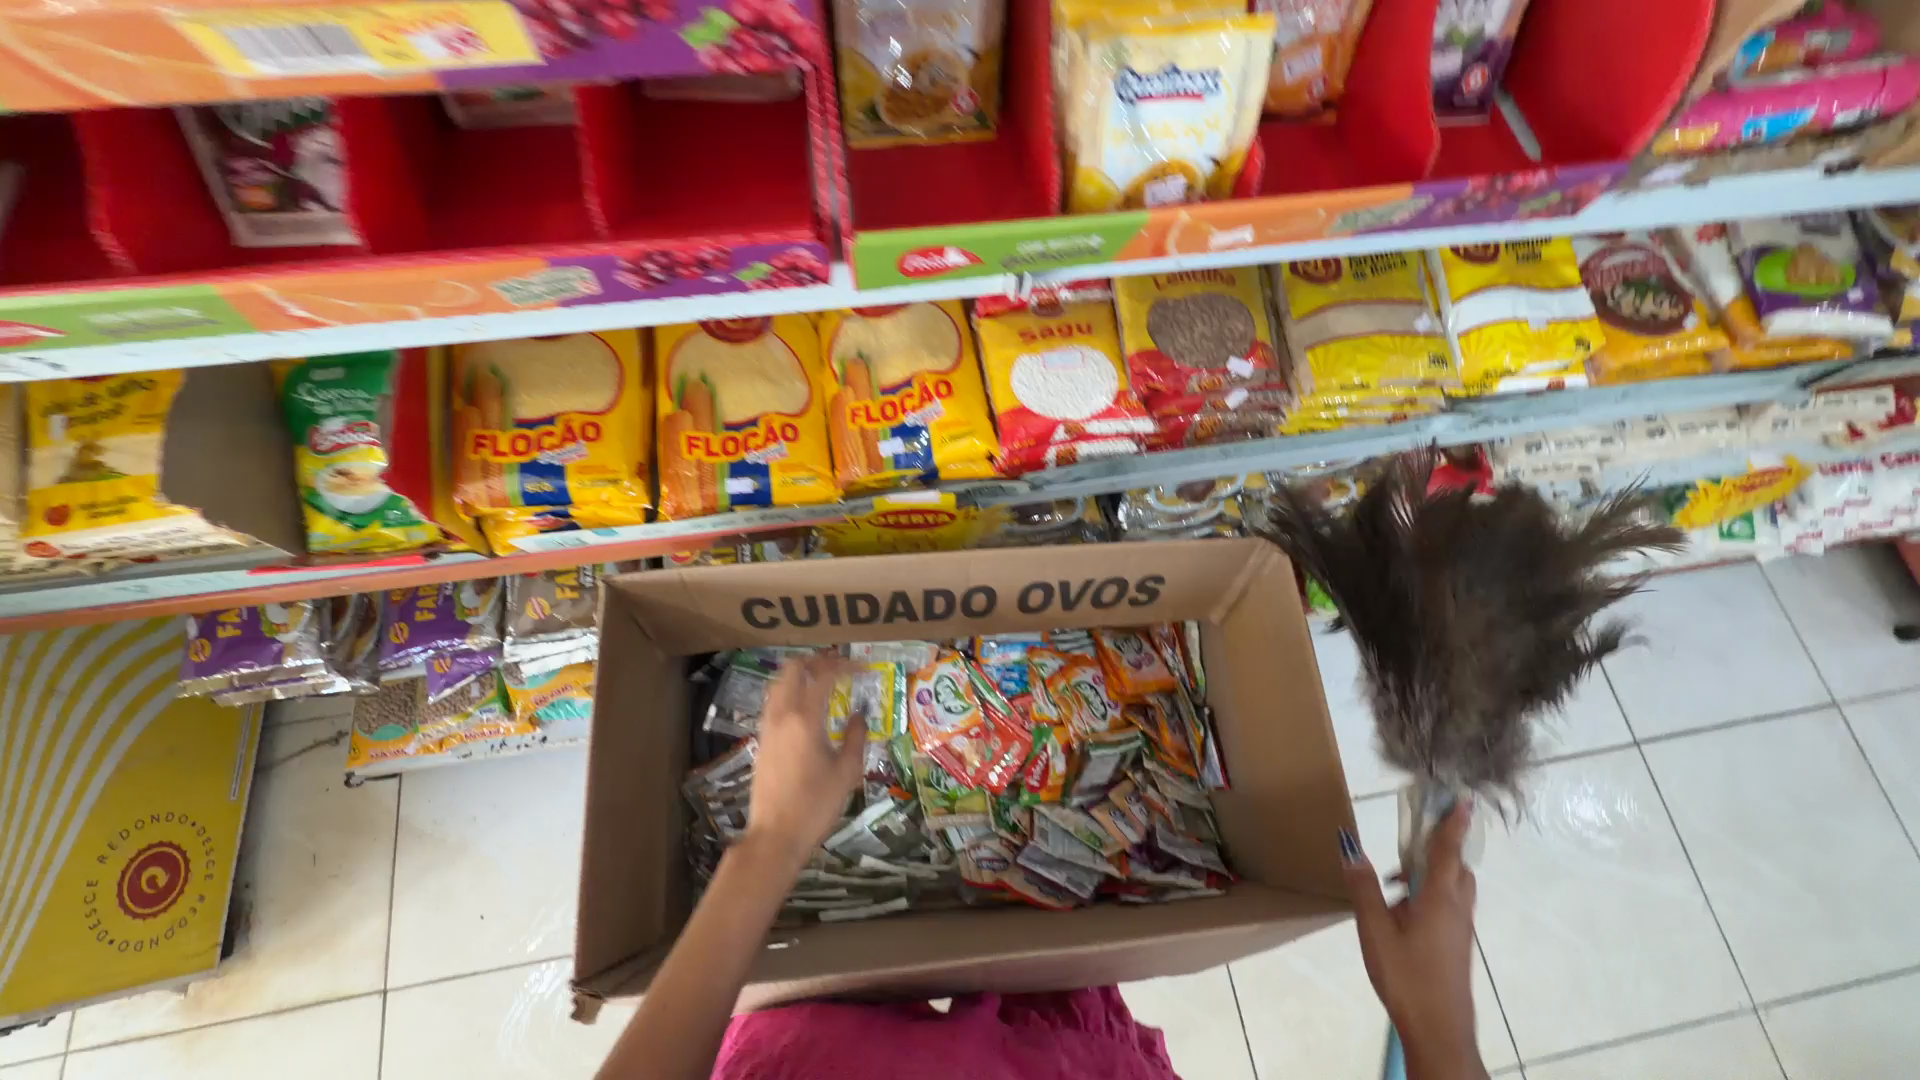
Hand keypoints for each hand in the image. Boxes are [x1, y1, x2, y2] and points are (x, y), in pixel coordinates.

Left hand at [743, 655, 867, 863]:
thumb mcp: (847, 772)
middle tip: (840, 666)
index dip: (845, 665)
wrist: (775, 835)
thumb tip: (858, 715)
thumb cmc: (816, 805)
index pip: (824, 676)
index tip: (863, 668)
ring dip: (801, 674)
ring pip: (779, 682)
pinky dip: (790, 691)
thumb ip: (856, 738)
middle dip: (818, 661)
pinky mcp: (761, 739)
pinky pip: (773, 701)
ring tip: (823, 681)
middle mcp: (782, 714)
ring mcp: (767, 726)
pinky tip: (806, 706)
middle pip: (793, 669)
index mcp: (805, 718)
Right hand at [1342, 802, 1484, 1079]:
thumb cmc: (1406, 976)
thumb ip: (1363, 887)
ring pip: (1452, 887)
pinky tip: (1398, 909)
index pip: (1448, 851)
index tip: (1463, 799)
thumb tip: (1350, 847)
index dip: (1453, 823)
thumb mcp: (1374, 929)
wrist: (1438, 1031)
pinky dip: (1428, 892)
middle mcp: (1456, 909)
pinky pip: (1446, 904)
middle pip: (1456, 867)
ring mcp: (1459, 929)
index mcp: (1439, 899)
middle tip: (1412, 836)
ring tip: (1393, 877)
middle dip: (1439, 846)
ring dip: (1430, 871)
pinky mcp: (1454, 944)